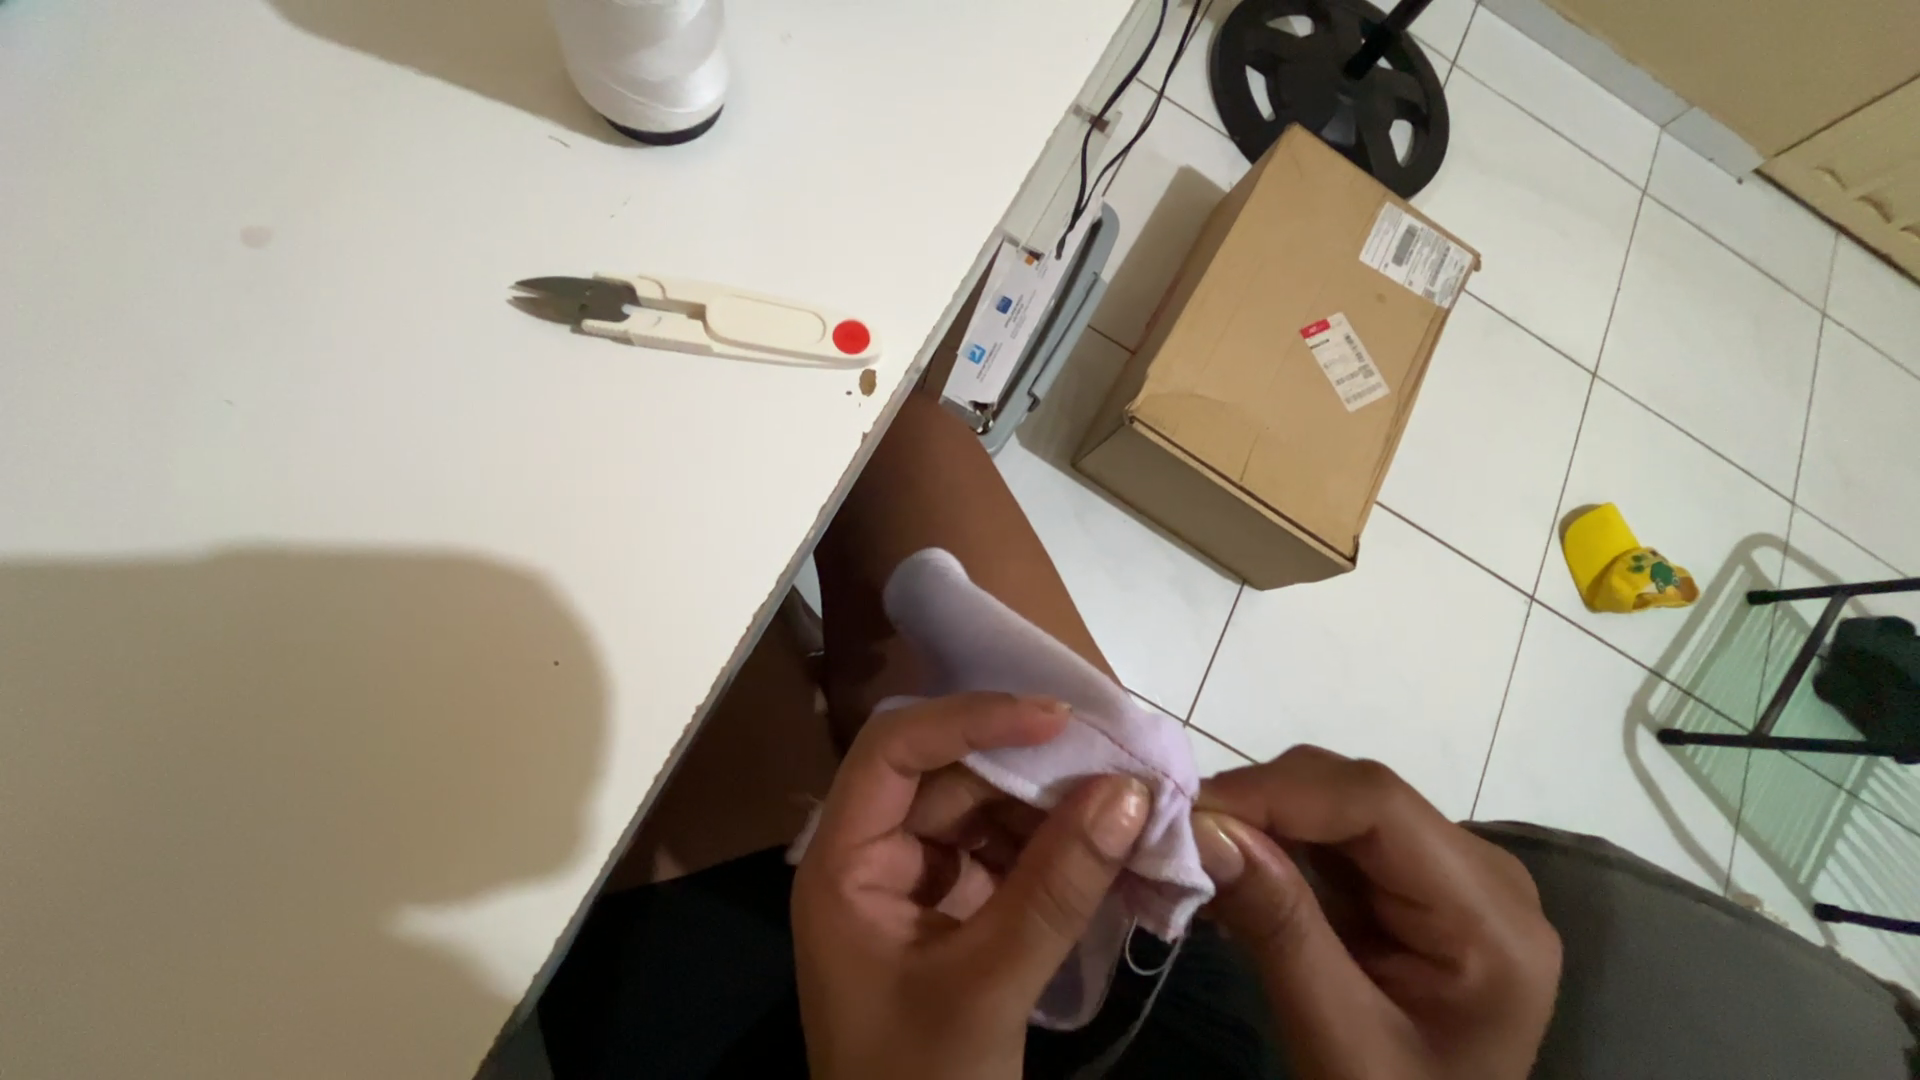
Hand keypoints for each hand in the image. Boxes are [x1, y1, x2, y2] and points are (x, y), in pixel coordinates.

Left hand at [791, 693, 1150, 1078]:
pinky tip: (1103, 844)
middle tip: (1109, 755)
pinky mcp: (955, 904)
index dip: (969, 720)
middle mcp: (874, 853)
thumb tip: (1127, 792)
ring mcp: (916, 878)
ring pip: (982, 808)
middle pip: (946, 775)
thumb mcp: (988, 988)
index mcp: (843, 862)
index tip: (1053, 717)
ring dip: (1050, 804)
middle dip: (1026, 764)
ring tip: (1121, 797)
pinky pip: (1004, 849)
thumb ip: (1056, 888)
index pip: (894, 750)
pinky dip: (1053, 845)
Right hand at [1191, 747, 1560, 1079]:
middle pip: (1352, 791)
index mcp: (1491, 916)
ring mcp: (1441, 867)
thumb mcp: (1338, 1041)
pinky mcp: (1402, 876)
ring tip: (1193, 853)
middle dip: (1258, 801)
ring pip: (1329, 799)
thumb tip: (1203, 826)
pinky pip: (1322, 829)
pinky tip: (1228, 868)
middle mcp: (1478, 869)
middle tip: (1177, 834)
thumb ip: (1279, 928)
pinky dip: (1266, 839)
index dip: (1277, 791)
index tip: (1191, 813)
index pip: (1377, 803)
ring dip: (1254, 817)